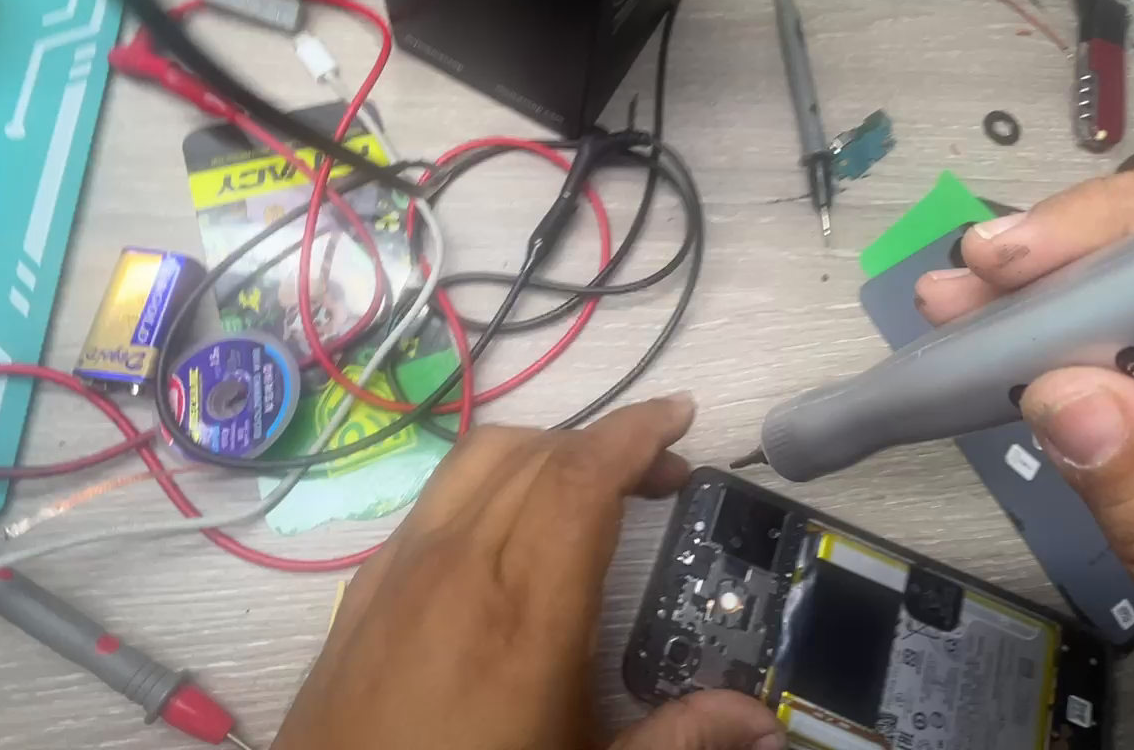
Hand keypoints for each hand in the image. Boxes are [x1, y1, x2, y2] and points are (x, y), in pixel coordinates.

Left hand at [272, 395, 782, 749]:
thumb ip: (676, 740)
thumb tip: (764, 725)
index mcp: (521, 616)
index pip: (581, 478)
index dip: (635, 431)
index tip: (681, 415)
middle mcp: (458, 566)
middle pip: (543, 453)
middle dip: (612, 441)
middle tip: (664, 473)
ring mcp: (403, 566)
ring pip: (486, 455)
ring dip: (553, 447)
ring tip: (596, 484)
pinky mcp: (368, 581)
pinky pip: (443, 491)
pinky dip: (498, 475)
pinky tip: (515, 524)